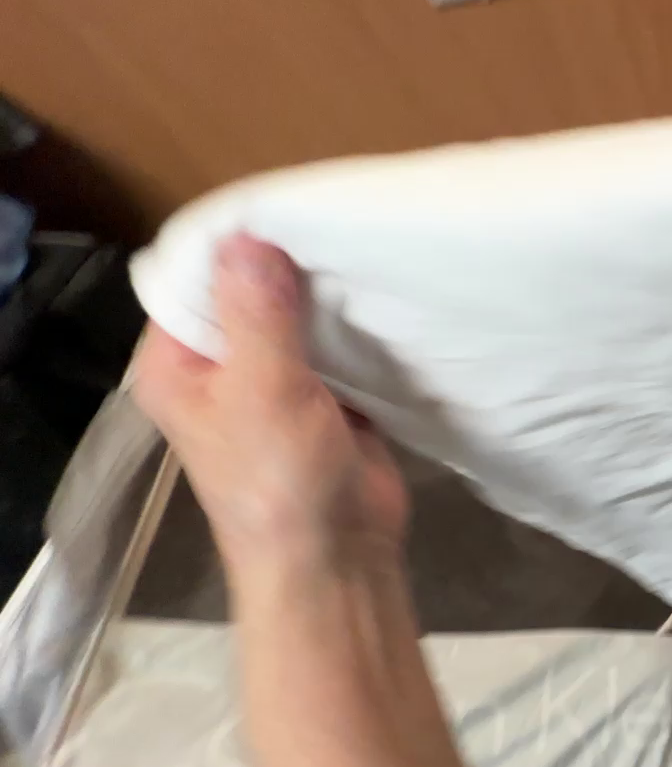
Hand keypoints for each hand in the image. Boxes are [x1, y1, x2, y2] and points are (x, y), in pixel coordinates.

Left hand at [131, 234, 407, 575]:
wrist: (339, 551)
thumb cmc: (281, 478)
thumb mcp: (265, 392)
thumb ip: (261, 319)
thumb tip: (251, 238)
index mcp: (183, 366)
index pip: (197, 286)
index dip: (236, 251)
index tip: (290, 215)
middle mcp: (229, 373)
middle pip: (256, 306)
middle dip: (296, 276)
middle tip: (347, 237)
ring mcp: (286, 392)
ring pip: (308, 334)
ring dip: (336, 310)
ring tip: (376, 269)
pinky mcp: (338, 409)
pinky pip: (348, 363)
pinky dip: (368, 344)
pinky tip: (394, 320)